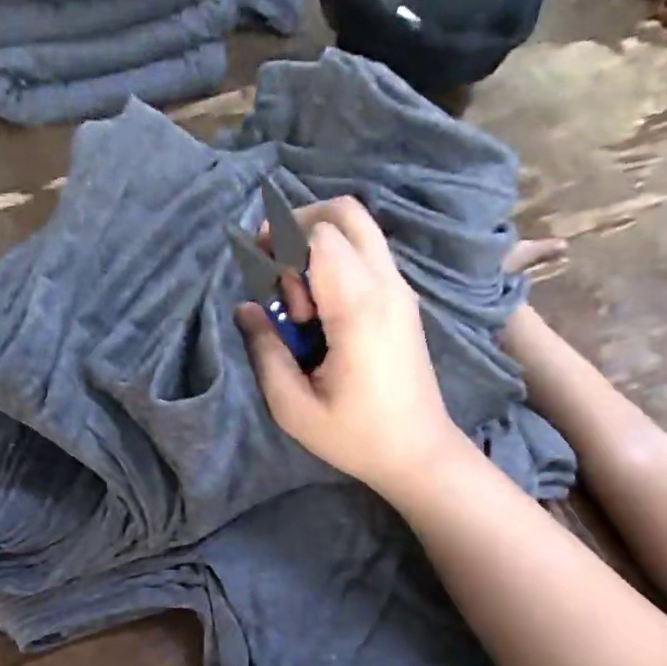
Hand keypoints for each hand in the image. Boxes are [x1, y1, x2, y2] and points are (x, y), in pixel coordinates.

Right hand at [235, 196, 472, 493]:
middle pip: (345, 213)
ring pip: (359, 229)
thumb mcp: (294, 407)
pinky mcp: (404, 302)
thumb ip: (266, 351)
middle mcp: (386, 285)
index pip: (319, 234)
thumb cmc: (356, 437)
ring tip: (302, 299)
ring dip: (320, 246)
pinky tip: (322, 308)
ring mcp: (401, 290)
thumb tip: (247, 308)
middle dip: (300, 227)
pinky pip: (368, 255)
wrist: (419, 453)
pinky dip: (338, 262)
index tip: (262, 279)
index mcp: (359, 307)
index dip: (280, 243)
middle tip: (277, 271)